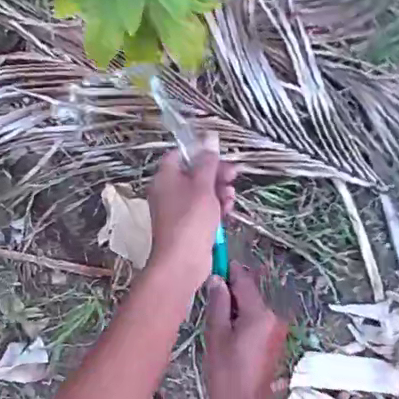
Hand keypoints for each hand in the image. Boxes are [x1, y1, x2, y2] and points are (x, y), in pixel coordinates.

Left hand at [144, 136, 236, 292]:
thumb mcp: (203, 185)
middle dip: (216, 174)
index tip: (218, 155)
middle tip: (233, 175)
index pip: (179, 155)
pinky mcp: (188, 226)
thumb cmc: (191, 219)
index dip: (199, 152)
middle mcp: (168, 192)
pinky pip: (203, 211)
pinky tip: (227, 211)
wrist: (182, 261)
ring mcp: (177, 210)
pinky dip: (215, 208)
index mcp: (165, 177)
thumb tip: (209, 137)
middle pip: (193, 174)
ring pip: (202, 193)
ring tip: (230, 197)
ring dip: (219, 192)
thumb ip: (208, 162)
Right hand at [202, 264, 289, 398]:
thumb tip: (217, 280)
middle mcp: (273, 317)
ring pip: (251, 307)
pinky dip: (241, 320)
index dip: (228, 270)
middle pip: (249, 293)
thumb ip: (217, 304)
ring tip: (213, 320)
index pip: (244, 280)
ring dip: (234, 307)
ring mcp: (276, 330)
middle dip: (229, 290)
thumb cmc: (226, 375)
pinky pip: (255, 321)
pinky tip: (225, 333)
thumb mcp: (216, 336)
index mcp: (260, 313)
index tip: (212, 262)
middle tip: (206, 297)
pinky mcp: (273, 342)